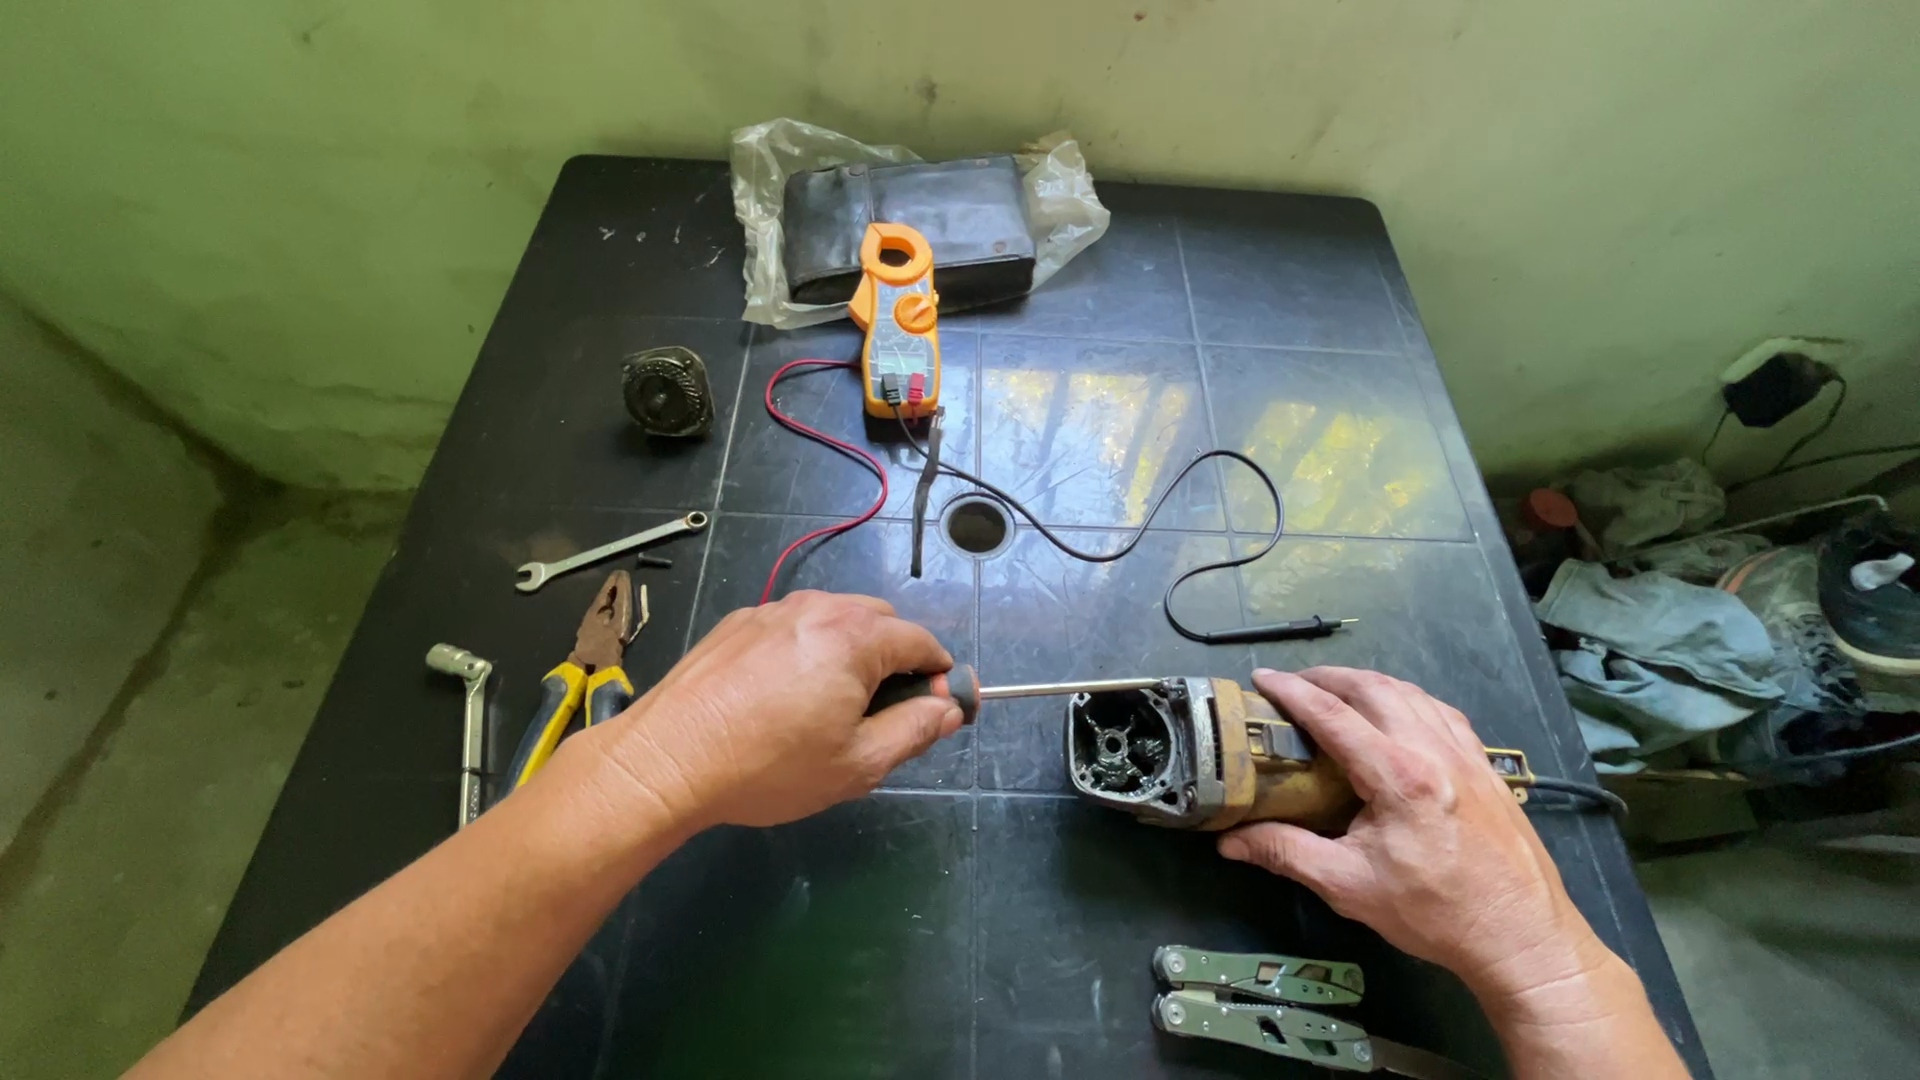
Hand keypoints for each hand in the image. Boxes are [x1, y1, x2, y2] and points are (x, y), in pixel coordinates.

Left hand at [598, 591, 962, 828]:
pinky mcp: (740, 621)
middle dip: (895, 660)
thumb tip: (949, 708)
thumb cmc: (771, 766)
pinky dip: (808, 648)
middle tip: (878, 713)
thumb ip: (915, 730)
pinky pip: (795, 625)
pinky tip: (780, 693)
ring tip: (827, 704)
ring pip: (836, 619)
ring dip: (851, 651)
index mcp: (856, 636)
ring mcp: (774, 609)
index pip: (922, 642)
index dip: (937, 676)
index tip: (934, 710)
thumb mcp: (858, 763)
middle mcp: (819, 607)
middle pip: (882, 622)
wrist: (666, 760)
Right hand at [1217, 668, 1612, 1000]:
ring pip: (1410, 693)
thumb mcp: (1348, 886)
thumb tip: (1226, 842)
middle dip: (1327, 676)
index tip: (1261, 678)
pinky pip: (1440, 711)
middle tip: (1293, 684)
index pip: (1333, 715)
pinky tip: (1394, 713)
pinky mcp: (1487, 767)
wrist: (1527, 943)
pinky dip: (1406, 698)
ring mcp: (1467, 755)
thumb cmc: (1435, 914)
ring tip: (1334, 691)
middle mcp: (1433, 751)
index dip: (1292, 691)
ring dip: (1365, 682)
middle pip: (1373, 688)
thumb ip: (1285, 852)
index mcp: (1398, 776)